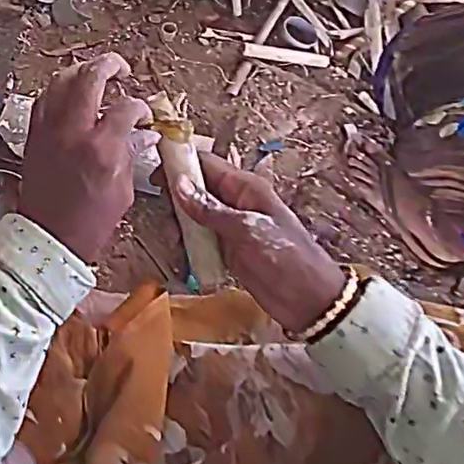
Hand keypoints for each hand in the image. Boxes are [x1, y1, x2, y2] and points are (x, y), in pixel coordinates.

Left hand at [18, 54, 152, 261]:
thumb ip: (131, 154)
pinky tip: (71, 94)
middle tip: (120, 67)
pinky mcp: (34, 135)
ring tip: (95, 75)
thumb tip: (142, 134)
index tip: (143, 114)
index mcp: (101, 149)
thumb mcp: (123, 189)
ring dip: (81, 72)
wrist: (49, 237)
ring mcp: (49, 131)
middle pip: (89, 78)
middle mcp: (72, 132)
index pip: (126, 108)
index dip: (139, 107)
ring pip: (61, 81)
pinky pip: (44, 99)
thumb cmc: (89, 221)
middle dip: (109, 65)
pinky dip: (59, 90)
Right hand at [170, 153, 343, 334]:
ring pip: (193, 214)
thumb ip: (211, 210)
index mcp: (245, 187)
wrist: (309, 300)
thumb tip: (179, 185)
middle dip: (175, 197)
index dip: (180, 163)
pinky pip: (199, 237)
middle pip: (195, 187)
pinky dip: (186, 242)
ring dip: (179, 223)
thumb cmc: (287, 258)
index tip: (155, 172)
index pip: (206, 163)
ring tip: (171, 238)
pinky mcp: (226, 248)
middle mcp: (234, 201)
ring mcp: (229, 225)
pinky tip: (179, 252)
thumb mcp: (248, 231)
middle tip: (161, 213)